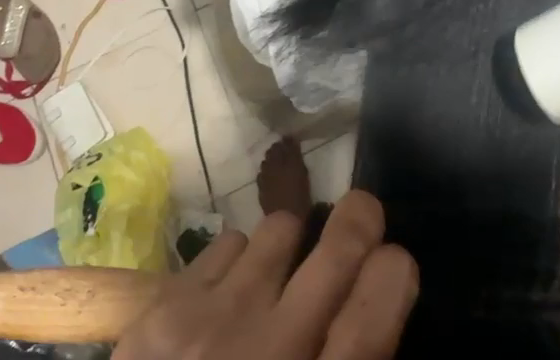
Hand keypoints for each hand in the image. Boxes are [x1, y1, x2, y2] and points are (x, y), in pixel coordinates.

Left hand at [115, 190, 418, 359]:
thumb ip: (344, 357)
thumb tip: (372, 305)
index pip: (377, 309)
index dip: (395, 273)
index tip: (394, 262)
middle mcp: (272, 349)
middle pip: (341, 247)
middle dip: (360, 219)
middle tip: (362, 214)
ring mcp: (214, 322)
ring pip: (280, 229)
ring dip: (289, 248)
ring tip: (277, 276)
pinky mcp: (164, 309)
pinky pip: (227, 243)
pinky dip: (235, 264)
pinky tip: (225, 300)